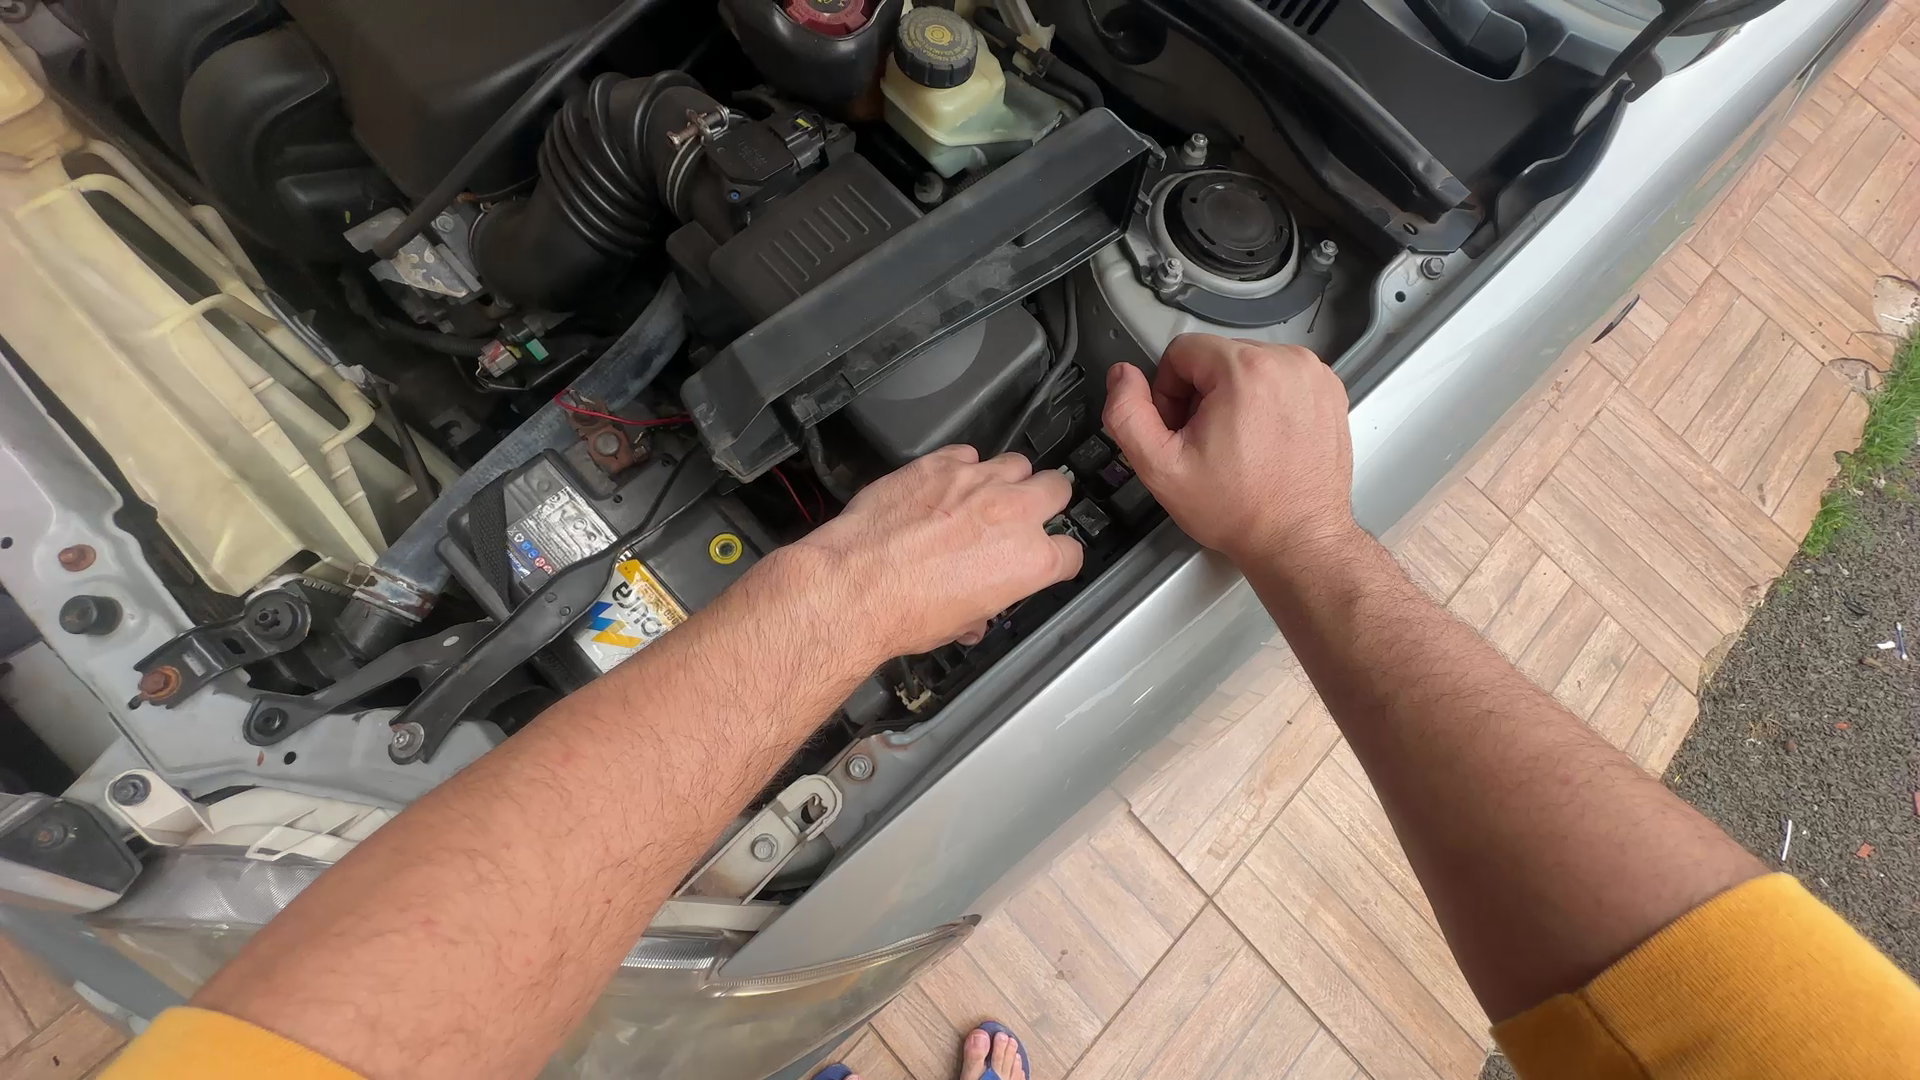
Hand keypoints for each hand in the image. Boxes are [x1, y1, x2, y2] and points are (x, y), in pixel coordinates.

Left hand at [786, 446, 1082, 658]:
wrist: (855, 585)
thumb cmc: (905, 611)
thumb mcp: (960, 623)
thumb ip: (983, 607)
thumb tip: (975, 612)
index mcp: (1030, 560)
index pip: (1071, 551)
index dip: (1059, 558)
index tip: (1048, 559)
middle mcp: (1013, 512)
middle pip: (1057, 488)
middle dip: (1046, 502)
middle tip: (1025, 516)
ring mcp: (977, 481)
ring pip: (1017, 463)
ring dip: (1006, 480)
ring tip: (984, 498)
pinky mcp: (941, 463)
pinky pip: (968, 453)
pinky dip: (963, 468)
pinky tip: (946, 487)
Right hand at [1103, 334, 1357, 567]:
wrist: (1296, 540)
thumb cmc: (1239, 509)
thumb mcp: (1160, 467)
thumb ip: (1127, 414)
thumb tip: (1122, 378)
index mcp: (1245, 371)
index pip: (1181, 350)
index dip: (1166, 391)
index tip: (1179, 428)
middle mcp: (1286, 363)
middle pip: (1215, 356)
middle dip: (1198, 395)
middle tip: (1203, 443)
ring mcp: (1313, 376)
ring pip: (1246, 366)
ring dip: (1231, 398)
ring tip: (1233, 445)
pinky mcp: (1327, 392)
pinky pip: (1278, 379)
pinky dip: (1263, 403)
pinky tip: (1259, 441)